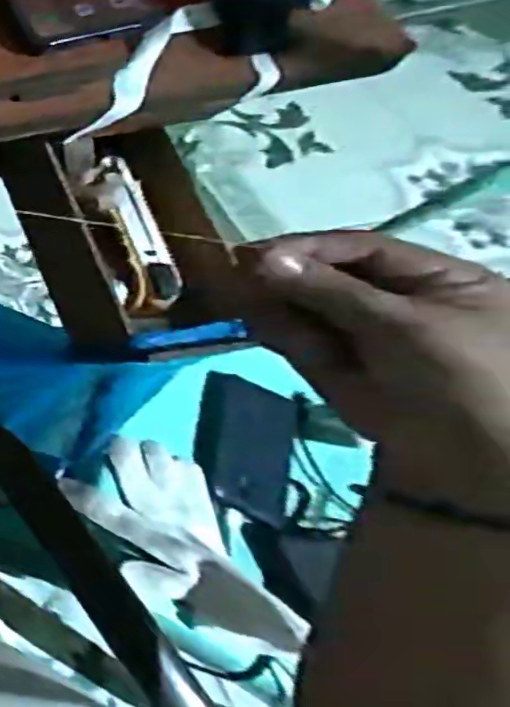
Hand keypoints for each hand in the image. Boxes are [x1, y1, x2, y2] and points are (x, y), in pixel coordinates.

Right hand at [246, 231, 509, 512]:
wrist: (471, 459)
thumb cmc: (465, 377)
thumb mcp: (403, 324)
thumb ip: (327, 288)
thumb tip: (259, 258)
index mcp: (434, 281)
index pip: (357, 248)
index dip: (306, 248)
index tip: (253, 255)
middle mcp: (391, 300)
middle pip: (318, 275)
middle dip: (280, 280)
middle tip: (236, 282)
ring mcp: (356, 331)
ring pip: (294, 304)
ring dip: (275, 309)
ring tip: (268, 320)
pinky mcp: (327, 359)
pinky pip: (289, 334)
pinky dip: (277, 334)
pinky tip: (282, 341)